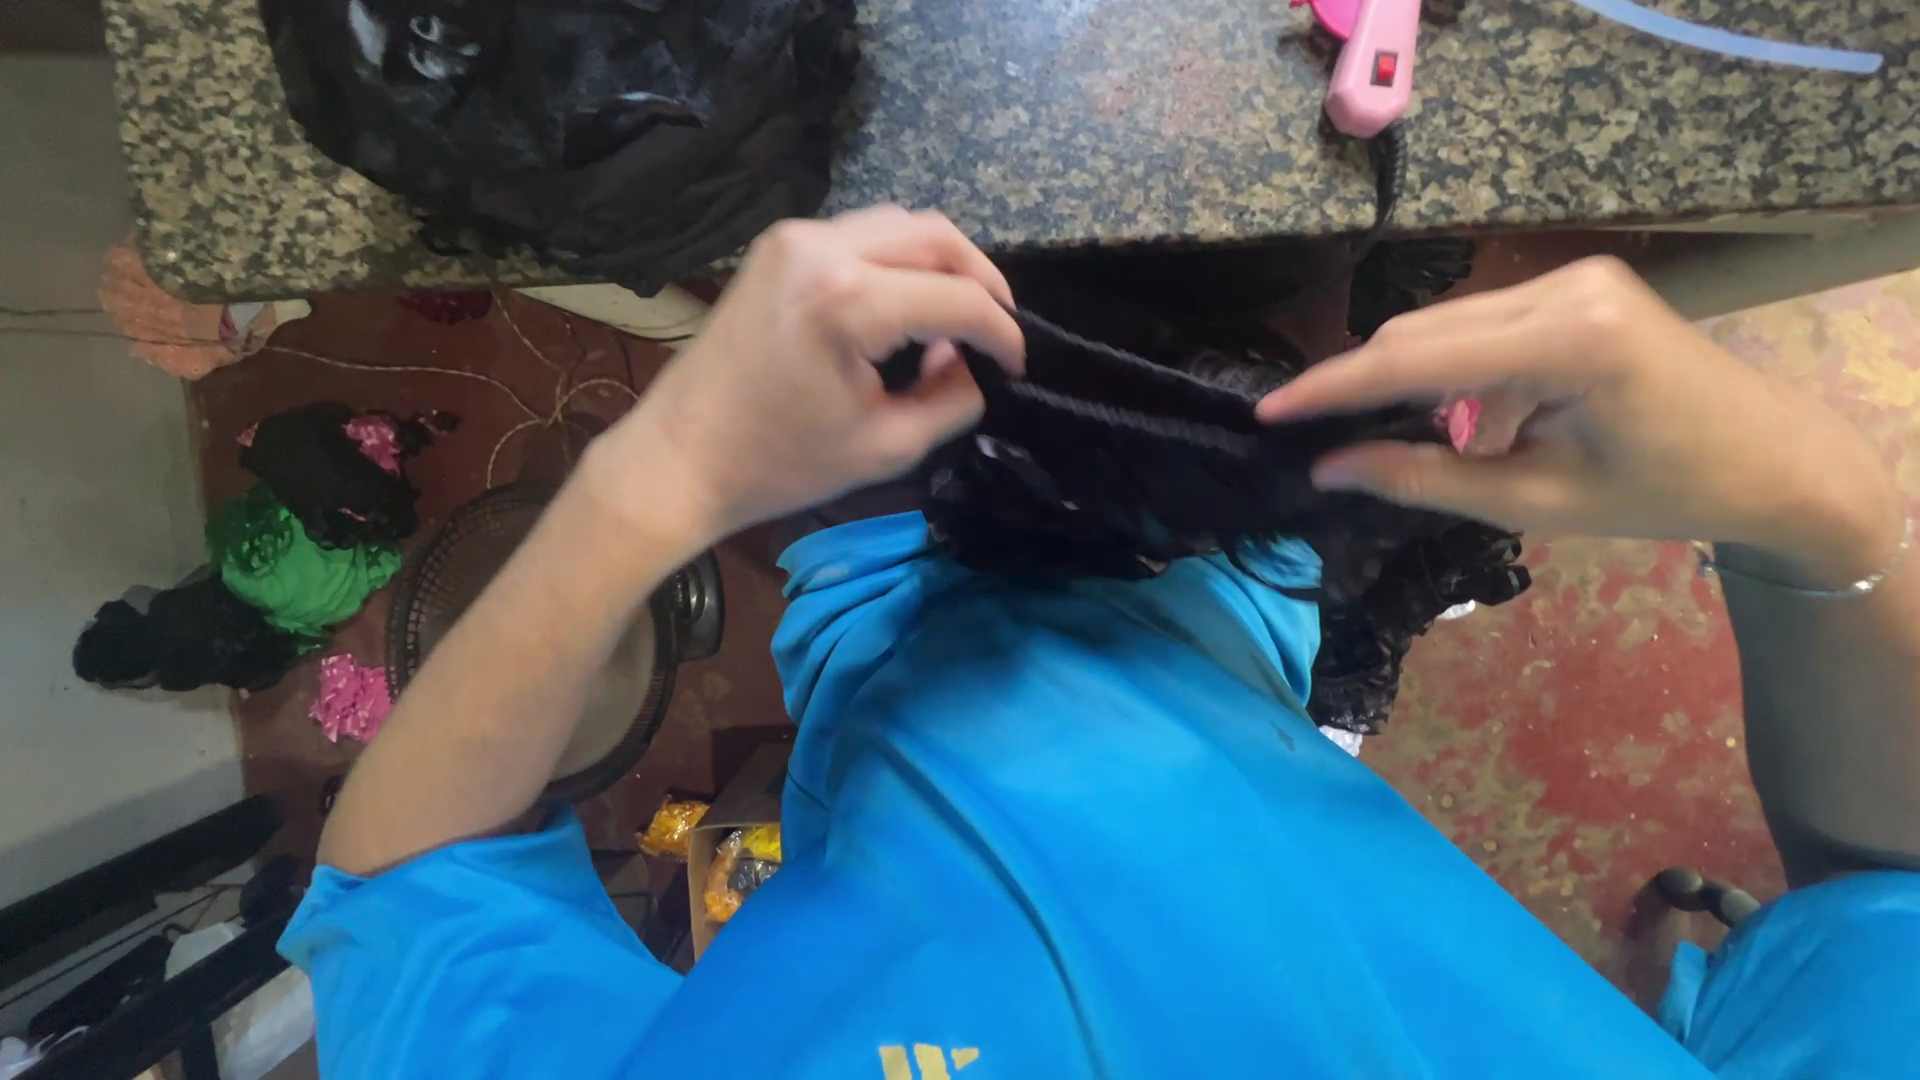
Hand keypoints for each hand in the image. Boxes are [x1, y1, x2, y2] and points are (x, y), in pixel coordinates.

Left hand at [590, 206, 1023, 540]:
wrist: (682, 458)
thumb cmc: (782, 465)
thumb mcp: (888, 447)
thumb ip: (952, 397)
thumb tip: (969, 360)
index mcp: (849, 300)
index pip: (959, 299)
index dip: (1002, 333)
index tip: (1017, 366)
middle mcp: (823, 246)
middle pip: (937, 237)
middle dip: (982, 282)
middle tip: (997, 332)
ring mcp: (794, 238)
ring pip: (901, 226)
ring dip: (941, 266)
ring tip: (958, 320)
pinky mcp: (778, 247)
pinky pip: (862, 236)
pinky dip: (900, 263)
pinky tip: (908, 306)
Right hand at [1257, 257, 1902, 587]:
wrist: (1782, 462)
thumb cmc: (1662, 494)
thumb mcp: (1529, 502)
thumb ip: (1419, 479)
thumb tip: (1324, 468)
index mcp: (1568, 342)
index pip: (1412, 360)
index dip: (1330, 387)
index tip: (1268, 410)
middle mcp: (1565, 290)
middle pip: (1417, 334)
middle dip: (1354, 383)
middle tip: (1304, 428)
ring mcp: (1571, 282)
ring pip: (1437, 326)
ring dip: (1396, 379)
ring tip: (1373, 432)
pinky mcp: (1573, 289)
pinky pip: (1472, 327)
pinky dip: (1439, 372)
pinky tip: (1452, 417)